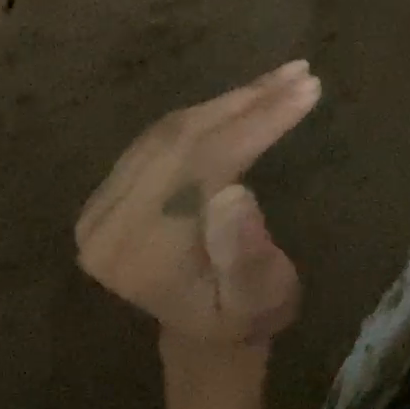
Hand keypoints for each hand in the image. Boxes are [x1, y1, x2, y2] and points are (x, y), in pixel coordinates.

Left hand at [75, 60, 319, 346]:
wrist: (204, 333)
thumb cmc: (244, 317)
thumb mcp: (261, 299)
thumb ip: (246, 255)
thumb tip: (234, 193)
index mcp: (138, 252)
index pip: (202, 166)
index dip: (257, 124)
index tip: (308, 91)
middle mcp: (105, 222)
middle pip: (184, 139)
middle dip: (250, 102)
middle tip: (302, 75)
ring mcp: (102, 201)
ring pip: (174, 128)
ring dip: (233, 99)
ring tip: (286, 78)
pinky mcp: (112, 186)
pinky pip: (165, 132)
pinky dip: (211, 111)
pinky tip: (248, 96)